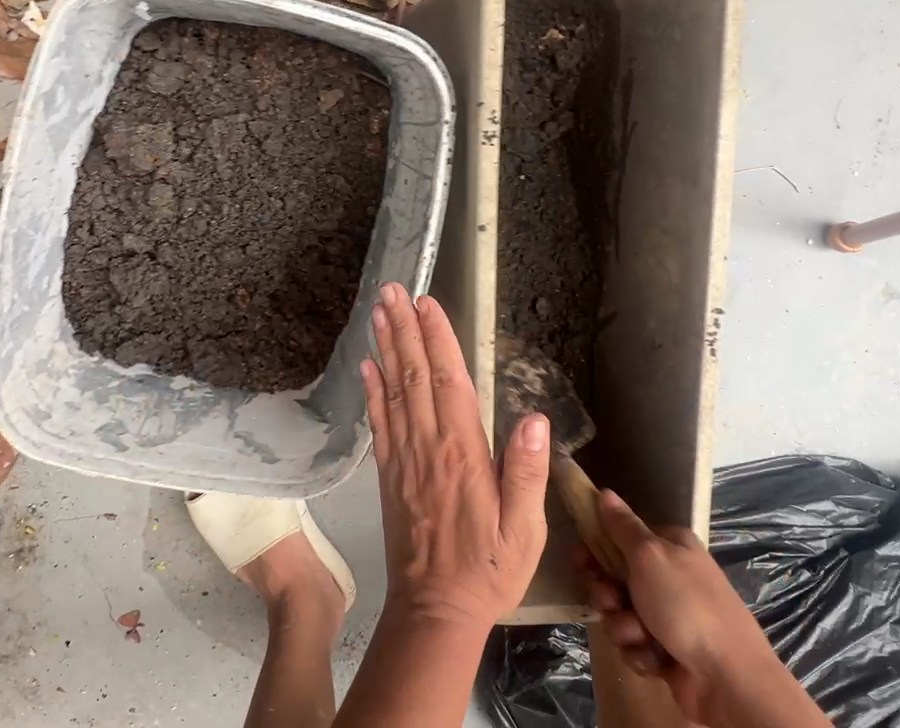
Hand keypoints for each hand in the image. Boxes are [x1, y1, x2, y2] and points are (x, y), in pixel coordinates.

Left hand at [359, 283, 550, 631]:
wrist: (434, 610)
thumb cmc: (488, 569)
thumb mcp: (524, 529)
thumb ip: (525, 472)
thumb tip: (533, 417)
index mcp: (463, 452)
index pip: (449, 381)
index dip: (437, 338)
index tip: (427, 302)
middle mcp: (428, 445)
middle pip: (414, 374)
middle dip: (404, 328)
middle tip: (391, 289)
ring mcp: (403, 458)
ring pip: (392, 390)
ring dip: (385, 347)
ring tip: (377, 312)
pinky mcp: (388, 473)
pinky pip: (379, 423)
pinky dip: (371, 390)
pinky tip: (366, 366)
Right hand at [582, 491, 797, 726]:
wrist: (728, 678)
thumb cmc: (686, 605)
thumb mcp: (650, 556)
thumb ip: (622, 525)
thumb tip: (605, 492)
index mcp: (669, 545)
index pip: (621, 536)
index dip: (597, 548)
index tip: (581, 558)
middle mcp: (669, 576)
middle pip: (614, 577)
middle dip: (607, 594)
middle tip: (612, 601)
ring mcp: (669, 615)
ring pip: (620, 613)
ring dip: (624, 626)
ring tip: (641, 636)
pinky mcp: (667, 650)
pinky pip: (634, 644)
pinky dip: (639, 652)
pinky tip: (655, 659)